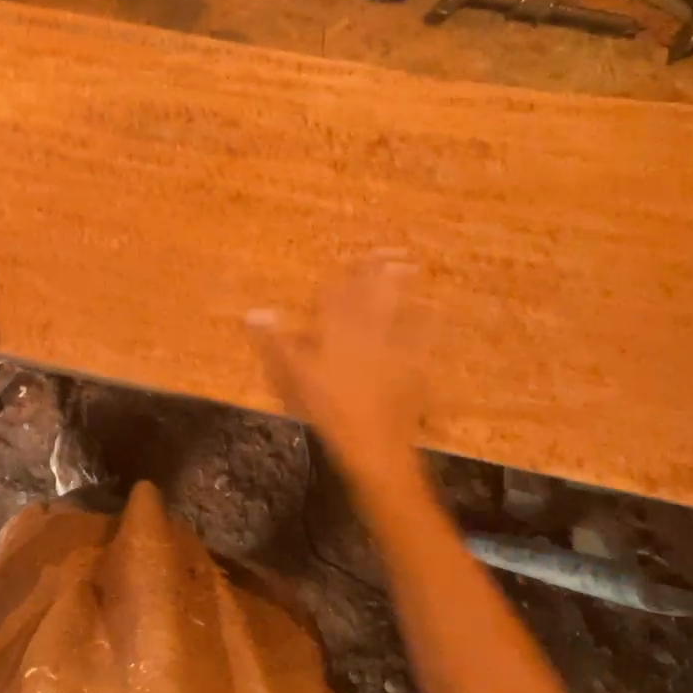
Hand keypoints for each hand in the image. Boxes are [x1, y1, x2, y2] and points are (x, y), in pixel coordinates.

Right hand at [247, 250, 430, 479]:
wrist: (372, 443)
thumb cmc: (325, 410)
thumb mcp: (291, 376)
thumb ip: (275, 342)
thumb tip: (255, 311)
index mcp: (334, 334)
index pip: (336, 297)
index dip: (342, 275)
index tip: (350, 255)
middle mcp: (365, 334)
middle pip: (371, 297)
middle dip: (377, 273)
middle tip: (389, 249)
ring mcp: (392, 351)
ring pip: (398, 312)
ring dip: (404, 290)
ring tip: (411, 268)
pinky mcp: (411, 370)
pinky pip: (422, 341)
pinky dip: (429, 324)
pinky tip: (437, 311)